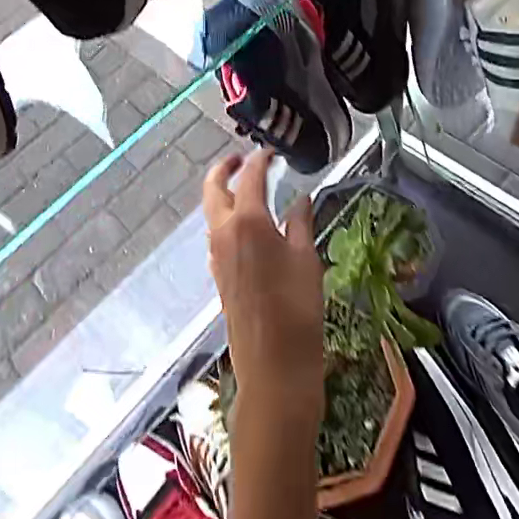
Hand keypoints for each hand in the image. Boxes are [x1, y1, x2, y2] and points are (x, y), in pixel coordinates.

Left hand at [203, 147, 324, 431]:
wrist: (273, 365)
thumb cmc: (297, 310)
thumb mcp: (307, 260)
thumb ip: (300, 223)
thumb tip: (301, 199)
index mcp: (248, 222)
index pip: (250, 178)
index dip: (260, 160)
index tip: (271, 153)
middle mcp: (224, 233)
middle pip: (213, 189)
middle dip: (225, 169)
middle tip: (243, 160)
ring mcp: (216, 255)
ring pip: (211, 213)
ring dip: (223, 194)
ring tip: (247, 189)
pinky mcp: (218, 275)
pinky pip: (216, 236)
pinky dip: (226, 220)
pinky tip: (247, 227)